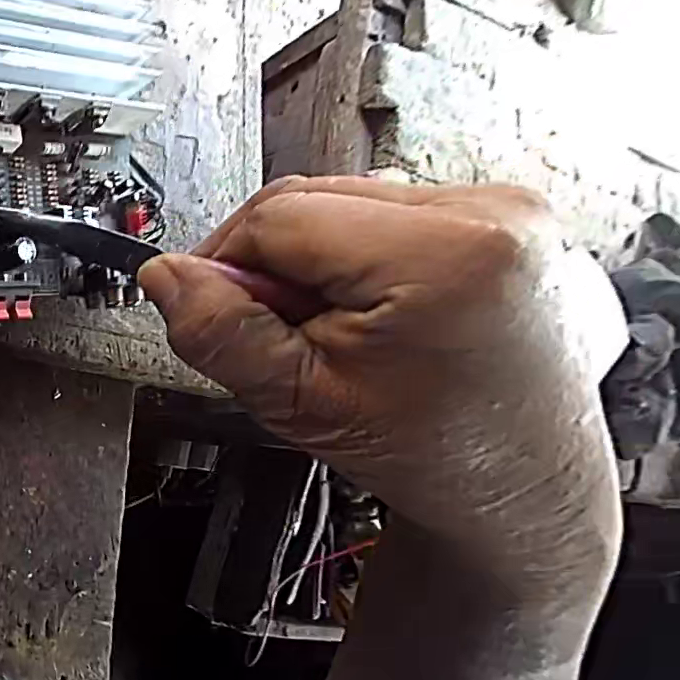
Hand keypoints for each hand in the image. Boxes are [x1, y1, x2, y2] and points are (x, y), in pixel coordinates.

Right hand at [139, 177, 621, 581]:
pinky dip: (347, 259)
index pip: (276, 215)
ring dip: (306, 262)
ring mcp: (502, 209)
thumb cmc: (427, 451)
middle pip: (308, 200)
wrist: (514, 480)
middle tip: (279, 332)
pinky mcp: (498, 218)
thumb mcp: (297, 401)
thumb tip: (165, 275)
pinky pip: (379, 215)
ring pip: (338, 204)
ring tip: (329, 328)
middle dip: (267, 264)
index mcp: (443, 253)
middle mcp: (488, 211)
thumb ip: (220, 334)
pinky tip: (363, 310)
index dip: (226, 262)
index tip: (223, 314)